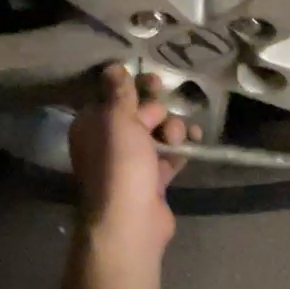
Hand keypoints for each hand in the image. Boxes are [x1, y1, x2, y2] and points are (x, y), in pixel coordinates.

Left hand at [69, 64, 198, 251]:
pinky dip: (183, 148)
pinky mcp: (152, 179)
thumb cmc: (120, 165)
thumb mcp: (118, 120)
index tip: (155, 83)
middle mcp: (108, 141)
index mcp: (92, 125)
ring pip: (157, 133)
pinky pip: (170, 154)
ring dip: (173, 129)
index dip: (135, 88)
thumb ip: (119, 92)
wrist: (131, 221)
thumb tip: (112, 67)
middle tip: (164, 118)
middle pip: (139, 113)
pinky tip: (197, 141)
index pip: (113, 96)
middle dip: (158, 111)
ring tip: (180, 138)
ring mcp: (131, 162)